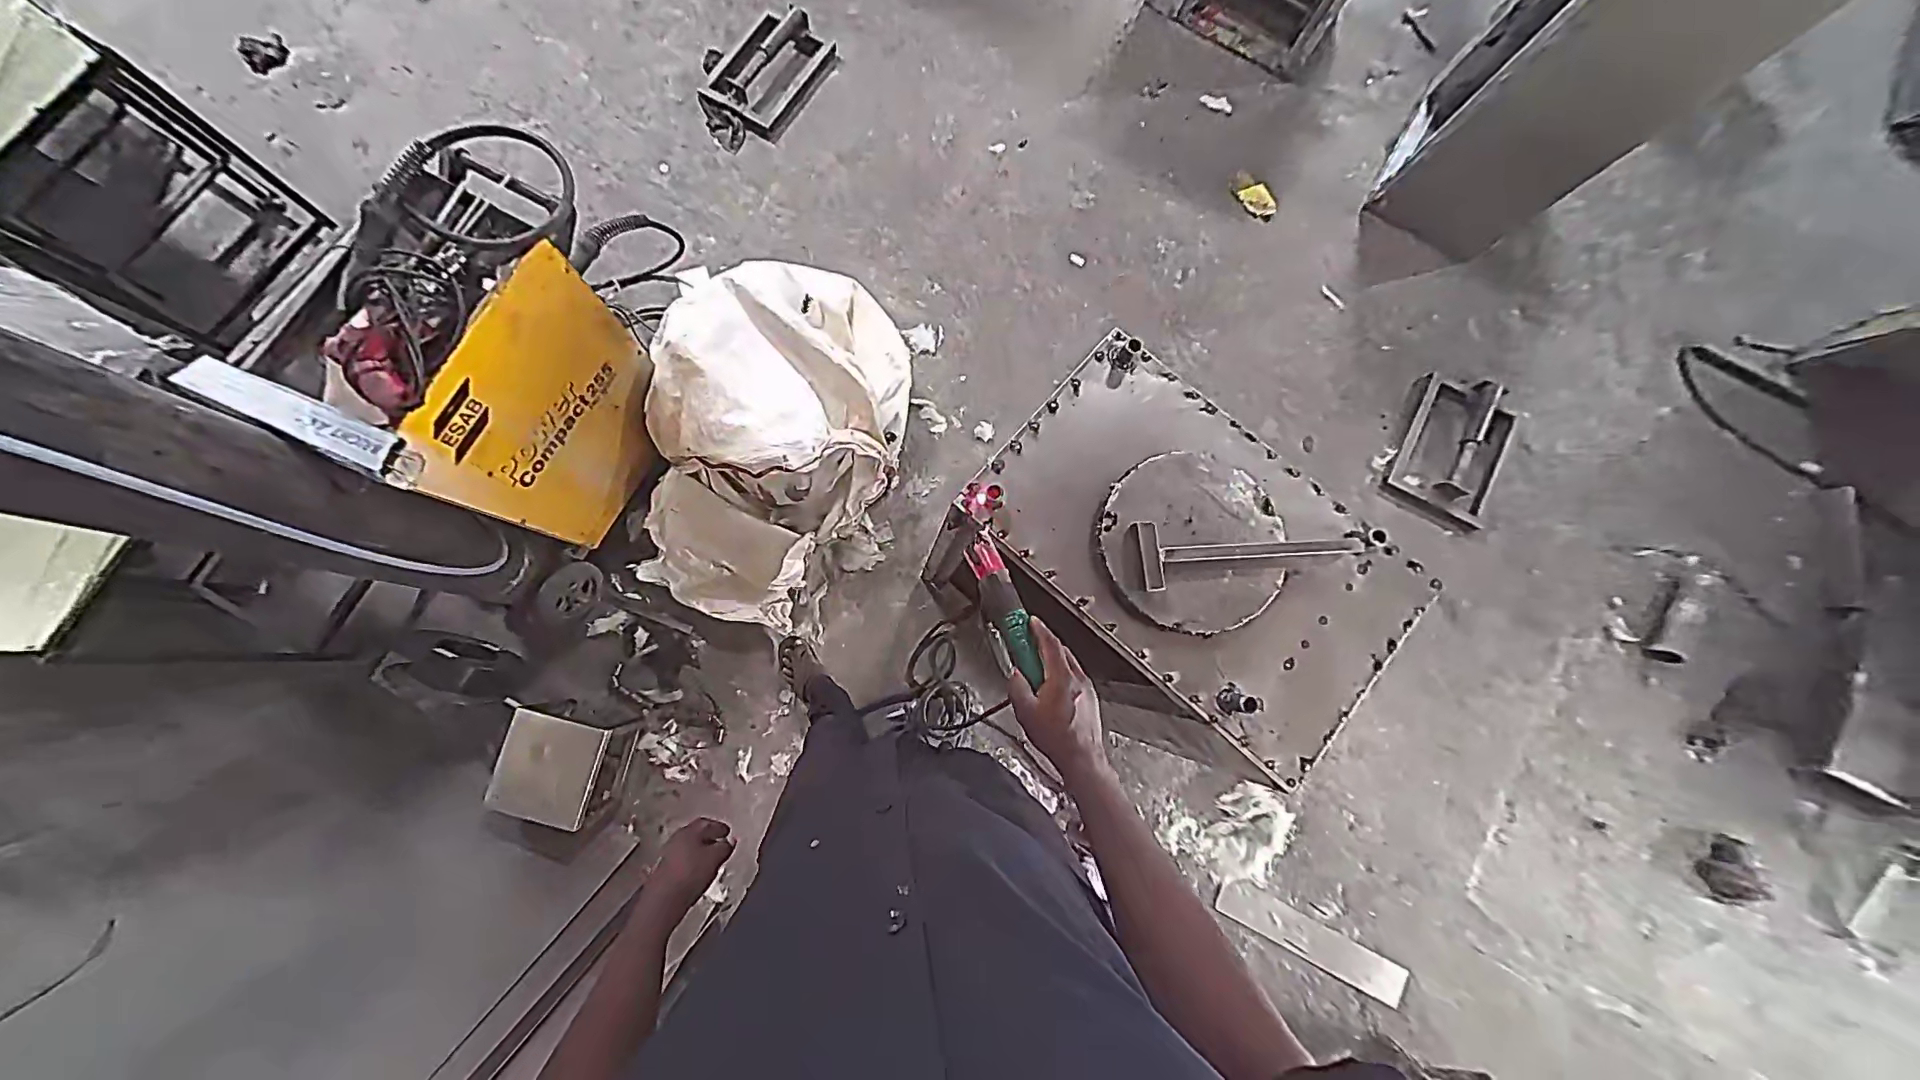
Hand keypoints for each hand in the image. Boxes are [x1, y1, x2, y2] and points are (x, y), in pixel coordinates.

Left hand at [646, 817, 734, 916]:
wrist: (664, 900)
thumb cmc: (690, 874)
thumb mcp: (716, 857)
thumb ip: (725, 847)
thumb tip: (729, 843)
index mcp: (688, 831)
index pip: (706, 823)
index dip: (719, 828)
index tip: (726, 832)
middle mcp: (675, 840)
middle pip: (695, 835)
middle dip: (709, 839)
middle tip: (720, 844)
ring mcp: (667, 857)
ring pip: (688, 849)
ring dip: (699, 853)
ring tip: (711, 861)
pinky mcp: (663, 873)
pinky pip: (681, 863)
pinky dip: (691, 865)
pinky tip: (697, 873)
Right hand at [1007, 618, 1110, 787]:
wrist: (1083, 759)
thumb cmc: (1058, 739)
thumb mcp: (1025, 712)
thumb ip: (1017, 687)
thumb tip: (1015, 675)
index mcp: (1062, 677)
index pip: (1050, 643)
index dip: (1038, 629)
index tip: (1029, 621)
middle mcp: (1078, 679)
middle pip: (1060, 650)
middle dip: (1043, 643)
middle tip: (1027, 642)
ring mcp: (1087, 688)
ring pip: (1068, 663)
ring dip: (1052, 659)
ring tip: (1035, 668)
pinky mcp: (1090, 698)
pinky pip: (1074, 677)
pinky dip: (1061, 673)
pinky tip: (1050, 687)